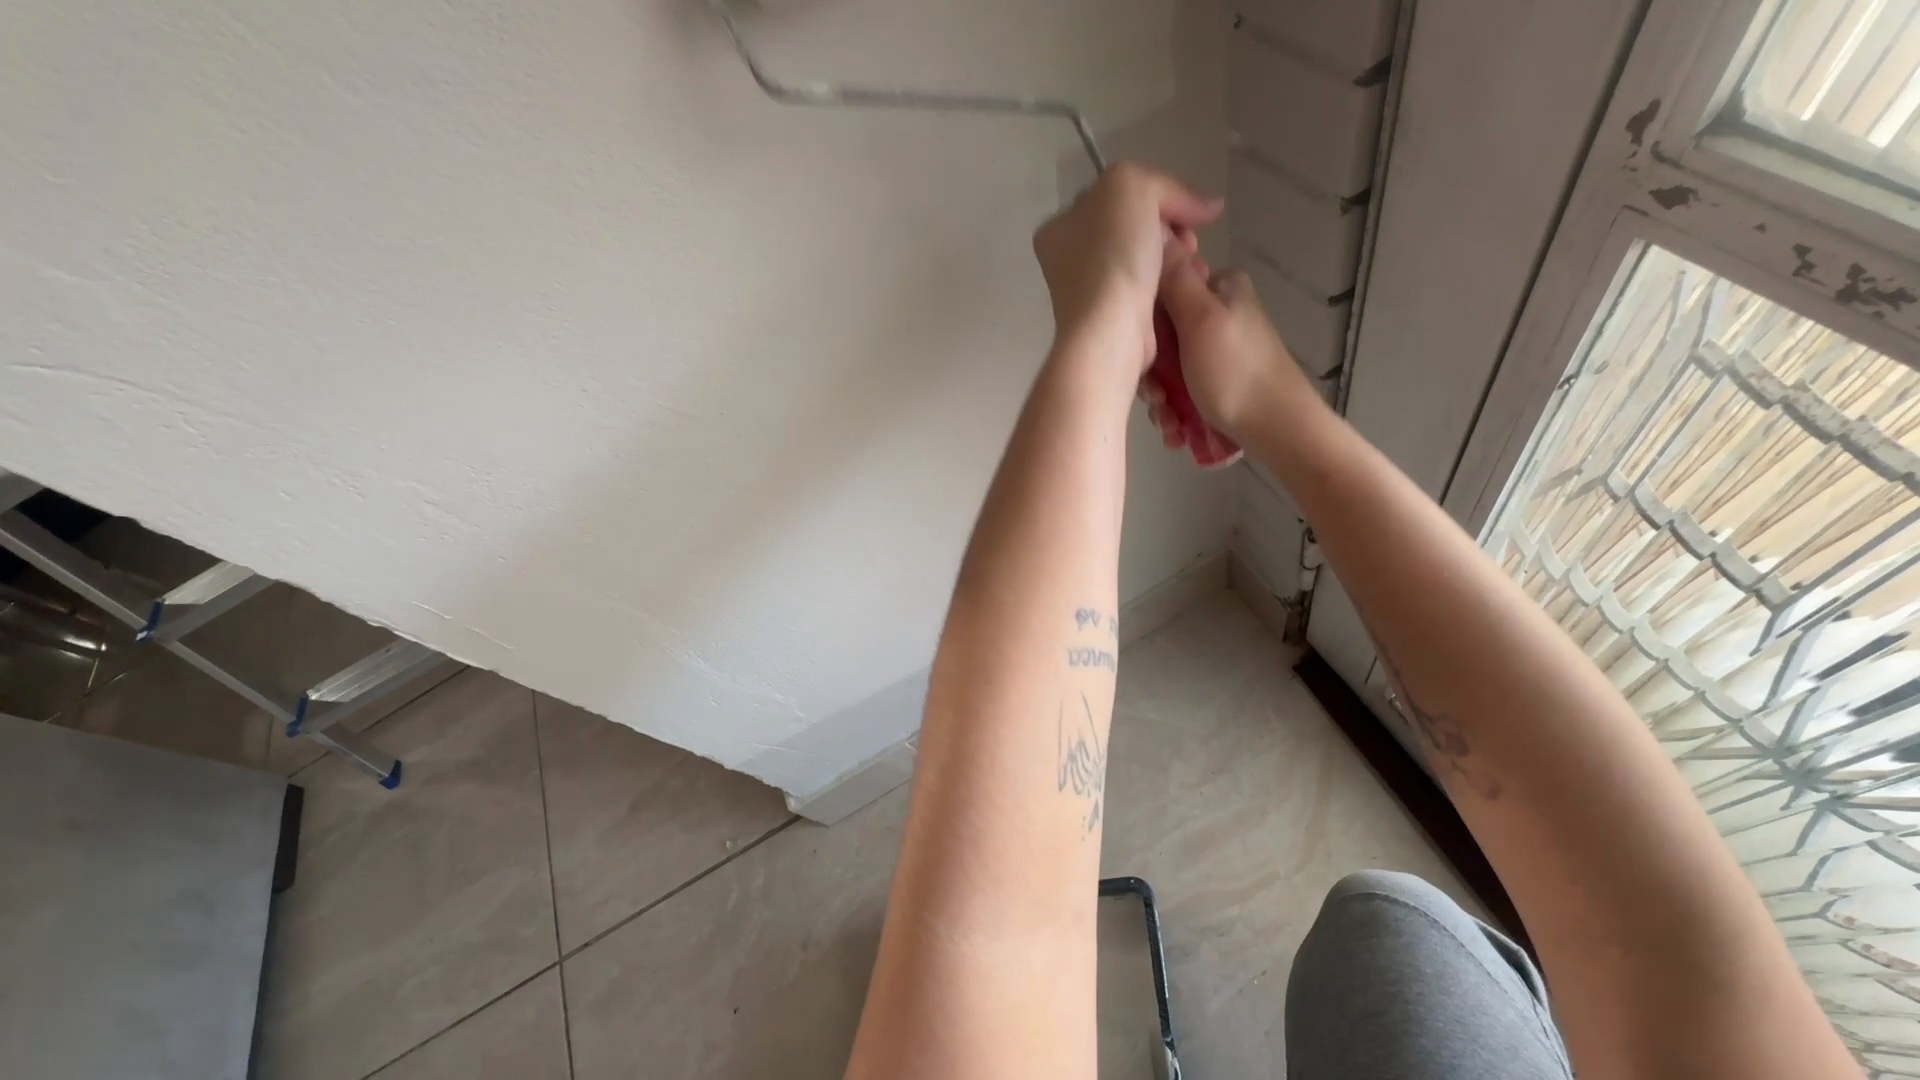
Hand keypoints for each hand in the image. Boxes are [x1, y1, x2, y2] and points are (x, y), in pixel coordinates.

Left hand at [1033, 164, 1223, 372]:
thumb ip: (1165, 185)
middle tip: (1188, 240)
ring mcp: (1093, 291)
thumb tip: (1206, 205)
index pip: (1116, 196)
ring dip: (1179, 255)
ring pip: (1148, 259)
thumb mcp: (1131, 187)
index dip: (1155, 194)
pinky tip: (1188, 283)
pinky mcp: (1116, 319)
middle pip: (1135, 228)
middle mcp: (1071, 258)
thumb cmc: (1112, 255)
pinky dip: (1174, 283)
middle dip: (1171, 228)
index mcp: (1060, 226)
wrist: (1111, 330)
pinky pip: (1153, 289)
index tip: (1183, 209)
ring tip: (1193, 262)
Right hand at [1148, 248, 1325, 444]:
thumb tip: (1157, 231)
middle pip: (1161, 335)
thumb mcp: (1201, 318)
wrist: (1278, 430)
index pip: (1161, 291)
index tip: (1144, 357)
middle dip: (1153, 373)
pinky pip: (1183, 390)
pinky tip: (1177, 429)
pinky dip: (1176, 411)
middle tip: (1158, 398)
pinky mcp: (1219, 381)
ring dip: (1162, 399)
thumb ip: (1175, 278)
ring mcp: (1218, 350)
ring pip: (1168, 368)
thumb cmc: (1236, 373)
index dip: (1143, 327)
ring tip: (1170, 421)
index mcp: (1219, 289)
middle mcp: (1219, 314)